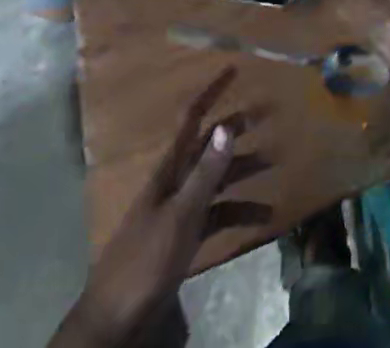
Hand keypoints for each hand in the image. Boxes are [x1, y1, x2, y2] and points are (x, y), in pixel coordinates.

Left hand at [57, 69, 270, 346]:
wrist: (115, 319)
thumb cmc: (145, 259)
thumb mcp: (181, 215)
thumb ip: (206, 171)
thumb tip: (227, 125)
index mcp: (167, 172)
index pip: (190, 121)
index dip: (209, 93)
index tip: (231, 69)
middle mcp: (174, 183)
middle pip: (208, 146)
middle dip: (235, 128)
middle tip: (267, 114)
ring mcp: (180, 210)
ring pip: (217, 178)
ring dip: (244, 168)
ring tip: (275, 162)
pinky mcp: (186, 235)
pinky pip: (219, 212)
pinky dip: (242, 209)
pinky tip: (265, 215)